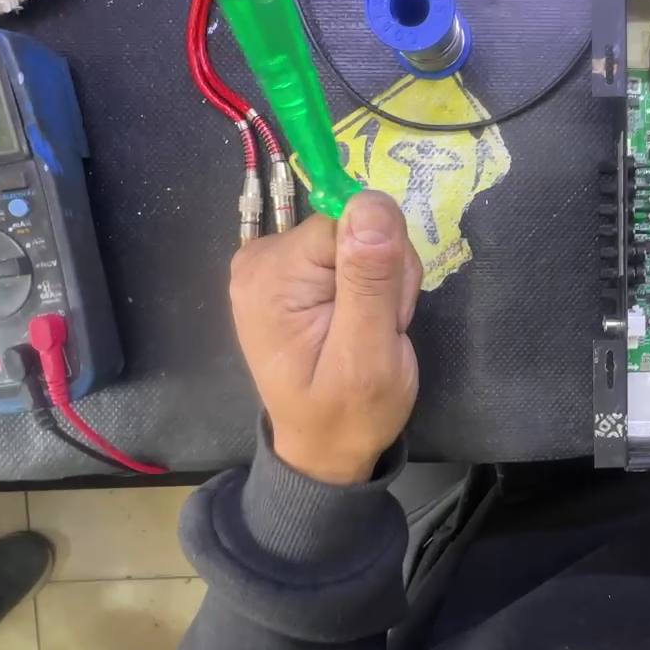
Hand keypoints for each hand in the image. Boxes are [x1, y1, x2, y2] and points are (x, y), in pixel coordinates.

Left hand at [230, 191, 422, 483]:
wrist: (327, 447)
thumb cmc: (349, 412)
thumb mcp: (369, 353)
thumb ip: (370, 279)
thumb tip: (373, 202)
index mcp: (272, 275)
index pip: (350, 223)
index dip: (383, 263)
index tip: (387, 311)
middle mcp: (263, 257)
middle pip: (356, 227)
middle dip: (386, 275)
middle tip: (382, 329)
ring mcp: (277, 262)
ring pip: (362, 238)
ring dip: (385, 284)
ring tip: (375, 331)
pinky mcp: (295, 270)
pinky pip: (354, 253)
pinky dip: (375, 287)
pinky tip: (367, 322)